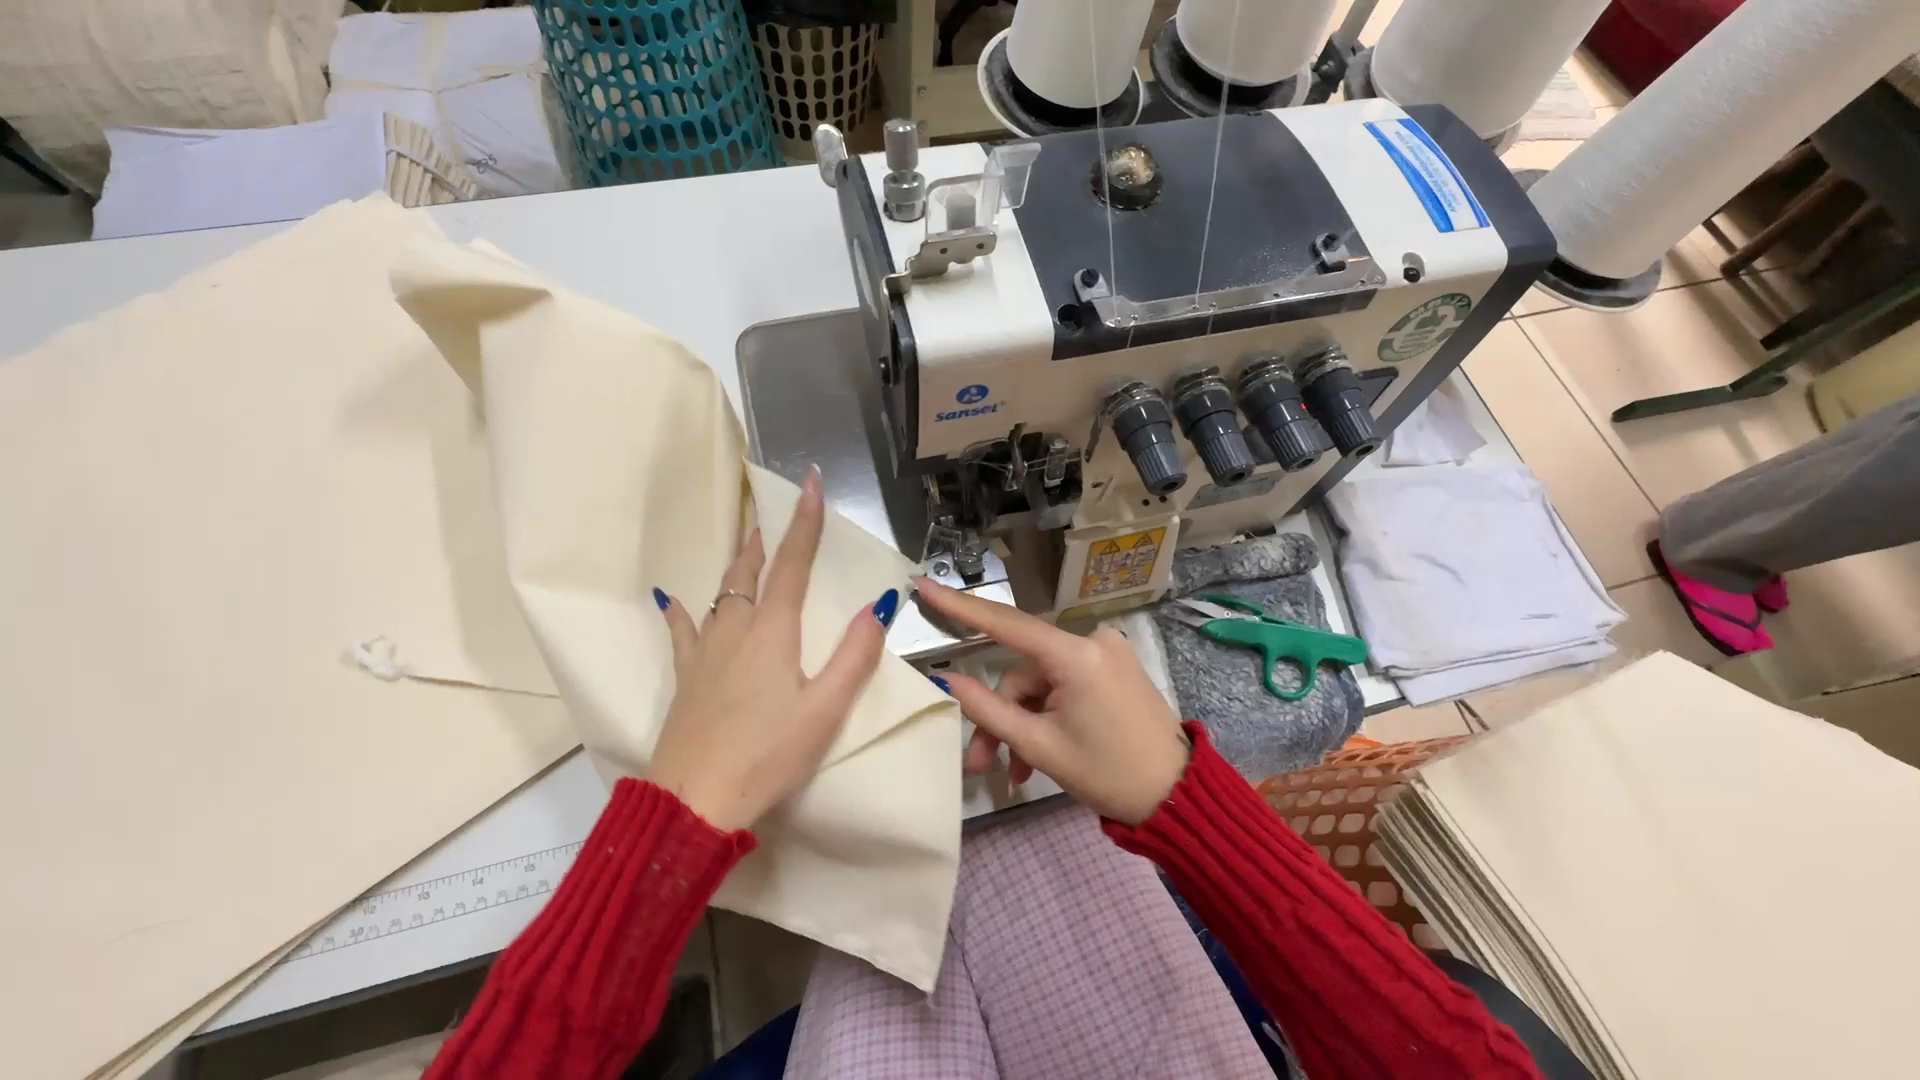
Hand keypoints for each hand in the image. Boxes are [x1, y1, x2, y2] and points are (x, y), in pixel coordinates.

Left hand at [647, 466, 894, 831]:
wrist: (693, 799)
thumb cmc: (768, 755)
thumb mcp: (825, 710)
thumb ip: (854, 656)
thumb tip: (876, 604)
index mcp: (773, 632)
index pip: (793, 563)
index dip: (804, 521)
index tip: (811, 482)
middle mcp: (735, 629)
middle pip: (750, 571)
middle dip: (766, 539)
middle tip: (774, 516)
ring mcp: (704, 652)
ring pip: (720, 594)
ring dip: (737, 566)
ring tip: (747, 547)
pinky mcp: (685, 677)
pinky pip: (683, 631)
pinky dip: (680, 611)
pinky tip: (670, 600)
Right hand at [917, 577, 1189, 825]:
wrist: (1178, 797)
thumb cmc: (1109, 774)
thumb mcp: (1040, 745)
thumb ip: (988, 710)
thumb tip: (946, 681)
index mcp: (1077, 655)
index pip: (1006, 623)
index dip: (960, 606)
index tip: (923, 585)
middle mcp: (1093, 641)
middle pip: (1022, 672)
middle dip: (1000, 717)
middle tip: (981, 763)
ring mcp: (1106, 654)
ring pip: (1040, 685)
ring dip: (1023, 726)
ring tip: (1015, 771)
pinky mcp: (1113, 670)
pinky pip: (1063, 687)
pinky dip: (1047, 718)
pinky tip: (1038, 760)